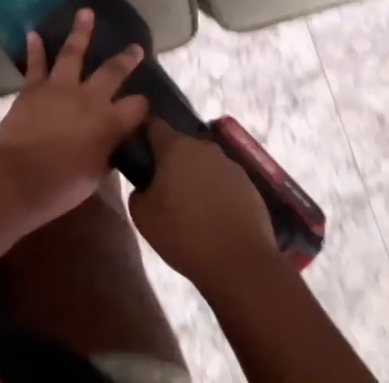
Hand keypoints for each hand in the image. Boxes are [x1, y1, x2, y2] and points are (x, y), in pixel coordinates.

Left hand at [0, 9, 148, 225]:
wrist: (18, 176)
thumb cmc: (60, 185)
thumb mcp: (93, 176)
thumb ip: (104, 155)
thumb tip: (108, 147)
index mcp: (109, 123)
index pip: (137, 107)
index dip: (143, 105)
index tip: (145, 104)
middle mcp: (89, 99)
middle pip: (112, 72)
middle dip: (126, 59)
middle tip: (135, 47)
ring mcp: (59, 89)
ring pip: (73, 54)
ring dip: (81, 32)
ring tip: (85, 12)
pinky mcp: (33, 89)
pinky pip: (36, 64)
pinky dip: (35, 49)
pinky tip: (34, 33)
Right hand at [129, 119, 278, 286]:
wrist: (240, 264)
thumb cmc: (184, 234)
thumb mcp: (143, 216)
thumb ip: (138, 192)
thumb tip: (146, 187)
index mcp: (176, 148)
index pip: (154, 125)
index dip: (143, 134)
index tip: (138, 151)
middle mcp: (205, 148)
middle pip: (182, 146)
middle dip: (171, 161)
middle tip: (164, 188)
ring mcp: (232, 166)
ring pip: (205, 164)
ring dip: (196, 177)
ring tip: (192, 208)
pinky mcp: (251, 186)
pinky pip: (225, 182)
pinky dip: (217, 193)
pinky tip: (215, 219)